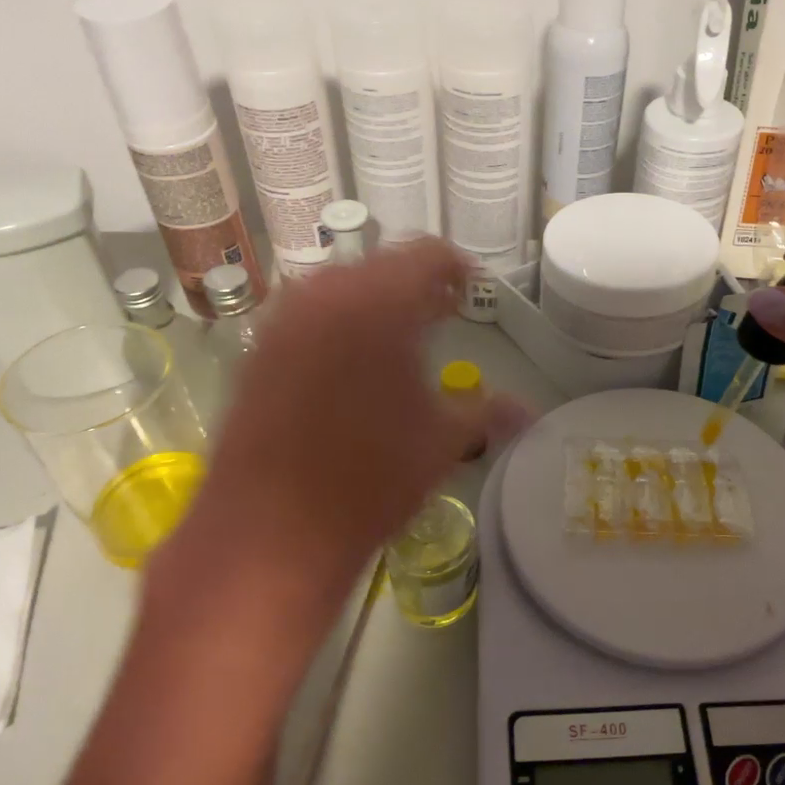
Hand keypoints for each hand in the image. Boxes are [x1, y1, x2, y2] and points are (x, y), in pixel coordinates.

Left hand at [149, 241, 518, 642]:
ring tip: (396, 343)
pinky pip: (305, 318)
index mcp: (381, 303)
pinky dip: (334, 328)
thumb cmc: (370, 480)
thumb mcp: (442, 443)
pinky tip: (348, 369)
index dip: (456, 269)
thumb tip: (528, 411)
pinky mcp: (256, 351)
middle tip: (440, 316)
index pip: (428, 256)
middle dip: (414, 288)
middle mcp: (326, 295)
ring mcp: (283, 322)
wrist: (271, 528)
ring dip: (371, 306)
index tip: (471, 292)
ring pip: (338, 290)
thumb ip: (488, 413)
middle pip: (380, 267)